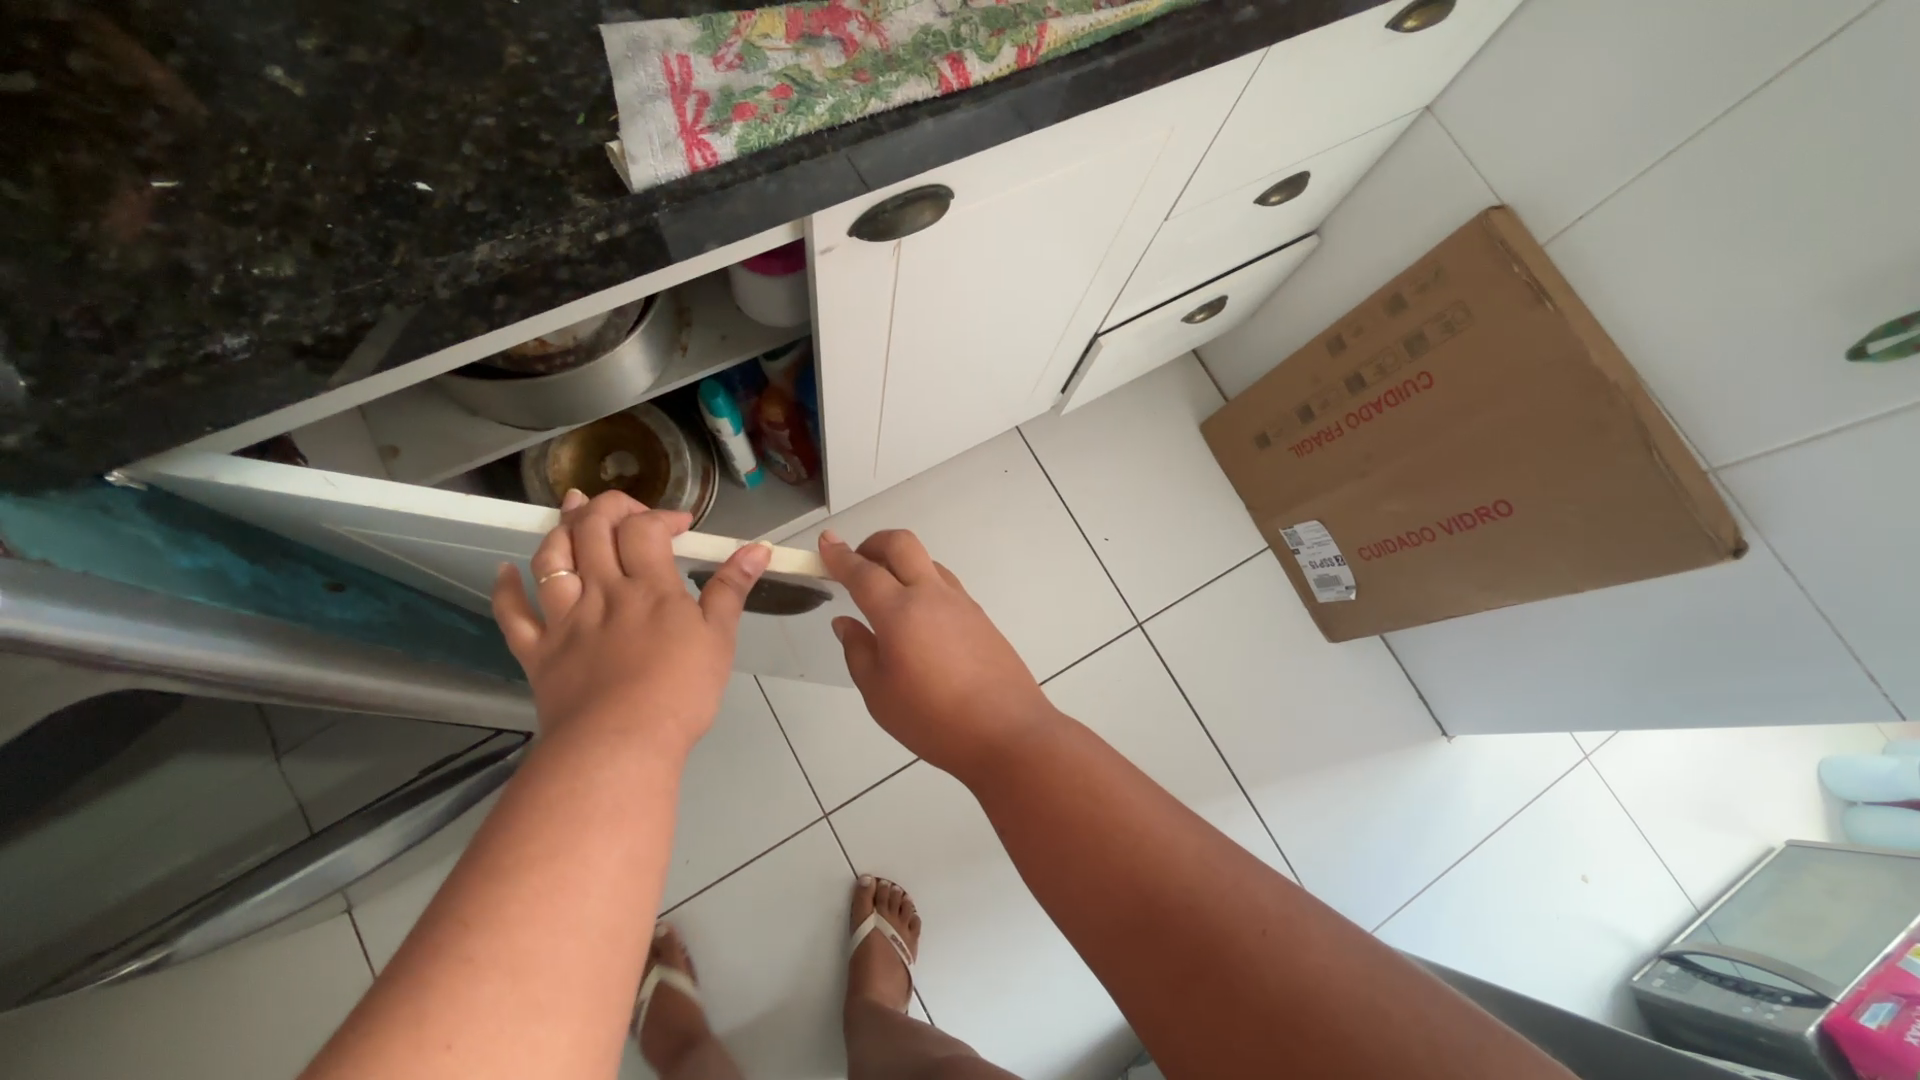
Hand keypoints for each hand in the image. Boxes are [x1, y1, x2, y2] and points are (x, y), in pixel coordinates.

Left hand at [492, 490, 770, 752]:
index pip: (645, 529)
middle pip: (594, 530)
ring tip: (571, 510)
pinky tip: (505, 571)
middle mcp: (601, 591)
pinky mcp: (537, 651)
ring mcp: (563, 620)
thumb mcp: (719, 639)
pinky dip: (505, 588)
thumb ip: (731, 590)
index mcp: (648, 587)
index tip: (681, 525)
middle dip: (608, 507)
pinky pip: (512, 614)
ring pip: (552, 559)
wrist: (619, 743)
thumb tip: (758, 549)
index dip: (662, 516)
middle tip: (623, 506)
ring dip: (560, 528)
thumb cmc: (679, 693)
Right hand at [818, 528, 1061, 777]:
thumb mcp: (880, 695)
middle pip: (901, 544)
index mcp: (900, 612)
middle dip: (873, 543)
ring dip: (901, 564)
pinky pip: (945, 586)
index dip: (839, 555)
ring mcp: (962, 604)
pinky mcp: (981, 618)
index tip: (826, 542)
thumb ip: (858, 652)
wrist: (1008, 732)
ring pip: (927, 563)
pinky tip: (918, 620)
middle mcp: (932, 596)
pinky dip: (923, 586)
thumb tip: (846, 624)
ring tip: (886, 596)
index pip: (862, 572)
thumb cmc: (933, 720)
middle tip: (856, 562)